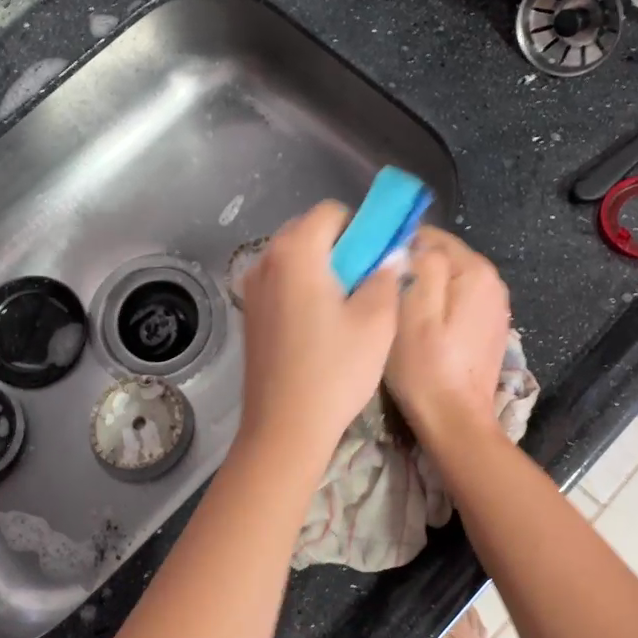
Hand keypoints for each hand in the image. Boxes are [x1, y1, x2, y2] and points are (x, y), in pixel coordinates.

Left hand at [236, 201, 401, 471]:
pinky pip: (280, 282)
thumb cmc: (336, 370)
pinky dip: (302, 287)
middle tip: (367, 281)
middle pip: (308, 231)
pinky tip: (320, 325)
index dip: (361, 227)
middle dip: (340, 246)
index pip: (330, 212)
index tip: (378, 257)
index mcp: (295, 252)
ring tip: (346, 306)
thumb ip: (386, 276)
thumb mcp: (378, 321)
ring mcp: (251, 287)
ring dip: (321, 267)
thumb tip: (388, 255)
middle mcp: (266, 260)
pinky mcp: (249, 312)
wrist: (284, 425)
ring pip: (293, 258)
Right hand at [385, 226, 512, 450]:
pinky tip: (418, 329)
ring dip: (421, 288)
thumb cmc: (425, 367)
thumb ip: (421, 266)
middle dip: (411, 268)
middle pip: (440, 257)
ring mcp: (493, 307)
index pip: (429, 236)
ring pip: (446, 280)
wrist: (455, 422)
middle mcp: (492, 282)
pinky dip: (435, 307)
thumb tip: (415, 243)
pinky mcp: (487, 328)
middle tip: (382, 294)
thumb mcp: (413, 311)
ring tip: (396, 311)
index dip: (398, 248)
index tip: (375, 270)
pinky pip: (455, 302)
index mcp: (475, 271)